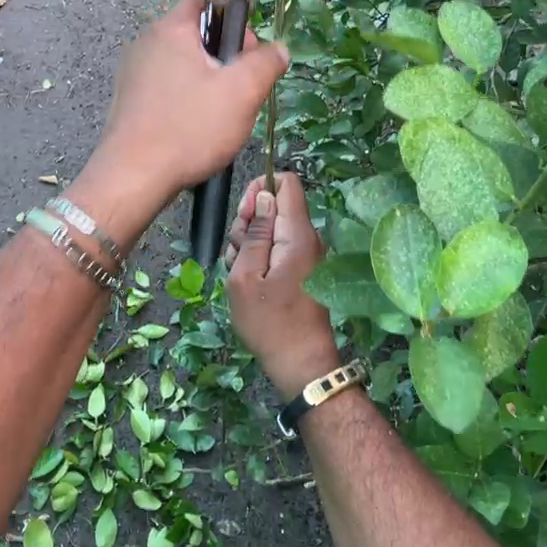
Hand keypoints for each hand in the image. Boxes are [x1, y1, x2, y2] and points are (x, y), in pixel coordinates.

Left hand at [78, 0, 289, 220]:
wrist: (133, 176)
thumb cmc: (190, 128)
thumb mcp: (242, 93)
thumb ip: (265, 63)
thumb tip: (278, 49)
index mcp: (171, 29)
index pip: (204, 1)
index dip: (232, 20)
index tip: (247, 51)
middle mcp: (147, 42)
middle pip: (195, 35)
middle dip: (223, 55)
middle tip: (241, 88)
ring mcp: (133, 72)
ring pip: (182, 64)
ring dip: (206, 81)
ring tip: (221, 113)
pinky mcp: (128, 100)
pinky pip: (165, 87)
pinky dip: (184, 99)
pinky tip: (195, 128)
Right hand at [226, 173, 339, 399]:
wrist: (301, 364)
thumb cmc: (269, 323)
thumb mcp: (246, 277)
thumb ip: (255, 232)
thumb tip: (264, 196)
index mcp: (298, 234)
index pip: (287, 181)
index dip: (260, 188)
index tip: (244, 218)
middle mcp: (309, 237)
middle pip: (277, 204)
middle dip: (250, 220)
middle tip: (237, 252)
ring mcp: (309, 253)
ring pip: (274, 227)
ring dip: (251, 242)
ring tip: (242, 272)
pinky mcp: (304, 268)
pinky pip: (279, 247)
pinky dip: (261, 256)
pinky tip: (251, 281)